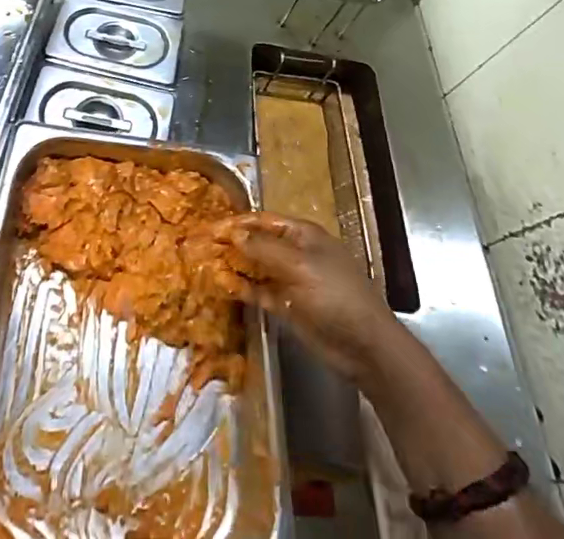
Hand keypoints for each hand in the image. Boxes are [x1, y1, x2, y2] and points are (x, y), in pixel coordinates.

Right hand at [223, 212, 402, 382]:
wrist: (363, 344)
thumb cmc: (335, 295)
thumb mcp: (300, 266)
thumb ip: (264, 249)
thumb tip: (234, 233)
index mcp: (303, 234)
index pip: (263, 221)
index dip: (237, 223)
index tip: (209, 228)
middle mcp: (295, 253)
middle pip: (258, 242)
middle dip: (232, 243)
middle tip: (200, 247)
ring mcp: (291, 280)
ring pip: (256, 267)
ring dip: (234, 265)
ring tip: (205, 265)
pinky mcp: (287, 306)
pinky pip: (260, 291)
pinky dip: (243, 288)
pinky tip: (222, 287)